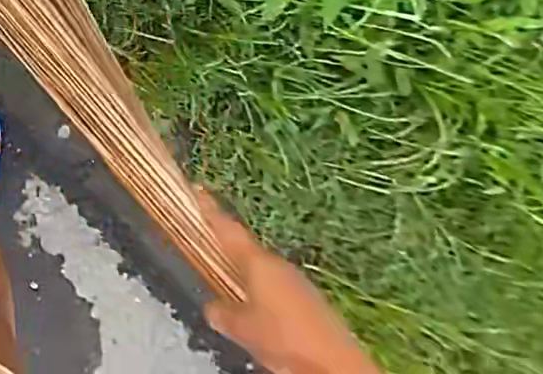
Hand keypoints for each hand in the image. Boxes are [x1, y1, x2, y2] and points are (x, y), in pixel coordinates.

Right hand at [199, 189, 381, 373]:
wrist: (343, 370)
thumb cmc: (285, 339)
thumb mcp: (243, 330)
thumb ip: (221, 314)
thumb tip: (211, 307)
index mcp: (256, 261)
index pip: (227, 227)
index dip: (210, 209)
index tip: (198, 187)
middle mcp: (278, 265)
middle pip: (247, 252)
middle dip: (229, 253)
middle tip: (212, 256)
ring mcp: (300, 284)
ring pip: (265, 274)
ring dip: (250, 279)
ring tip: (237, 295)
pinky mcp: (315, 305)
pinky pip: (282, 291)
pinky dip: (268, 298)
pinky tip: (267, 319)